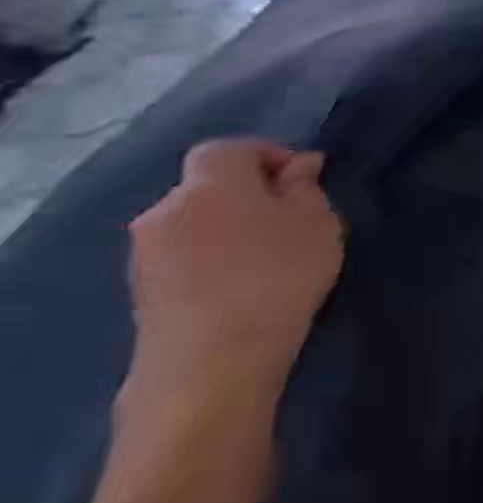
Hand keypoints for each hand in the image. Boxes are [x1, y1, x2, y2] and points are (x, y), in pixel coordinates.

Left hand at [128, 139, 345, 389]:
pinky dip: (216, 253)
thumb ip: (305, 186)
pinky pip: (187, 251)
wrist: (215, 354)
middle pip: (209, 185)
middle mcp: (167, 208)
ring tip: (275, 252)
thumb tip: (298, 166)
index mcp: (210, 184)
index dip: (268, 153)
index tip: (306, 178)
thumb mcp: (318, 221)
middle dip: (251, 192)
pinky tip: (247, 278)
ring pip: (197, 219)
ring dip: (233, 225)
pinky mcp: (145, 285)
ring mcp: (147, 250)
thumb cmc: (280, 273)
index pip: (228, 148)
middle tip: (296, 216)